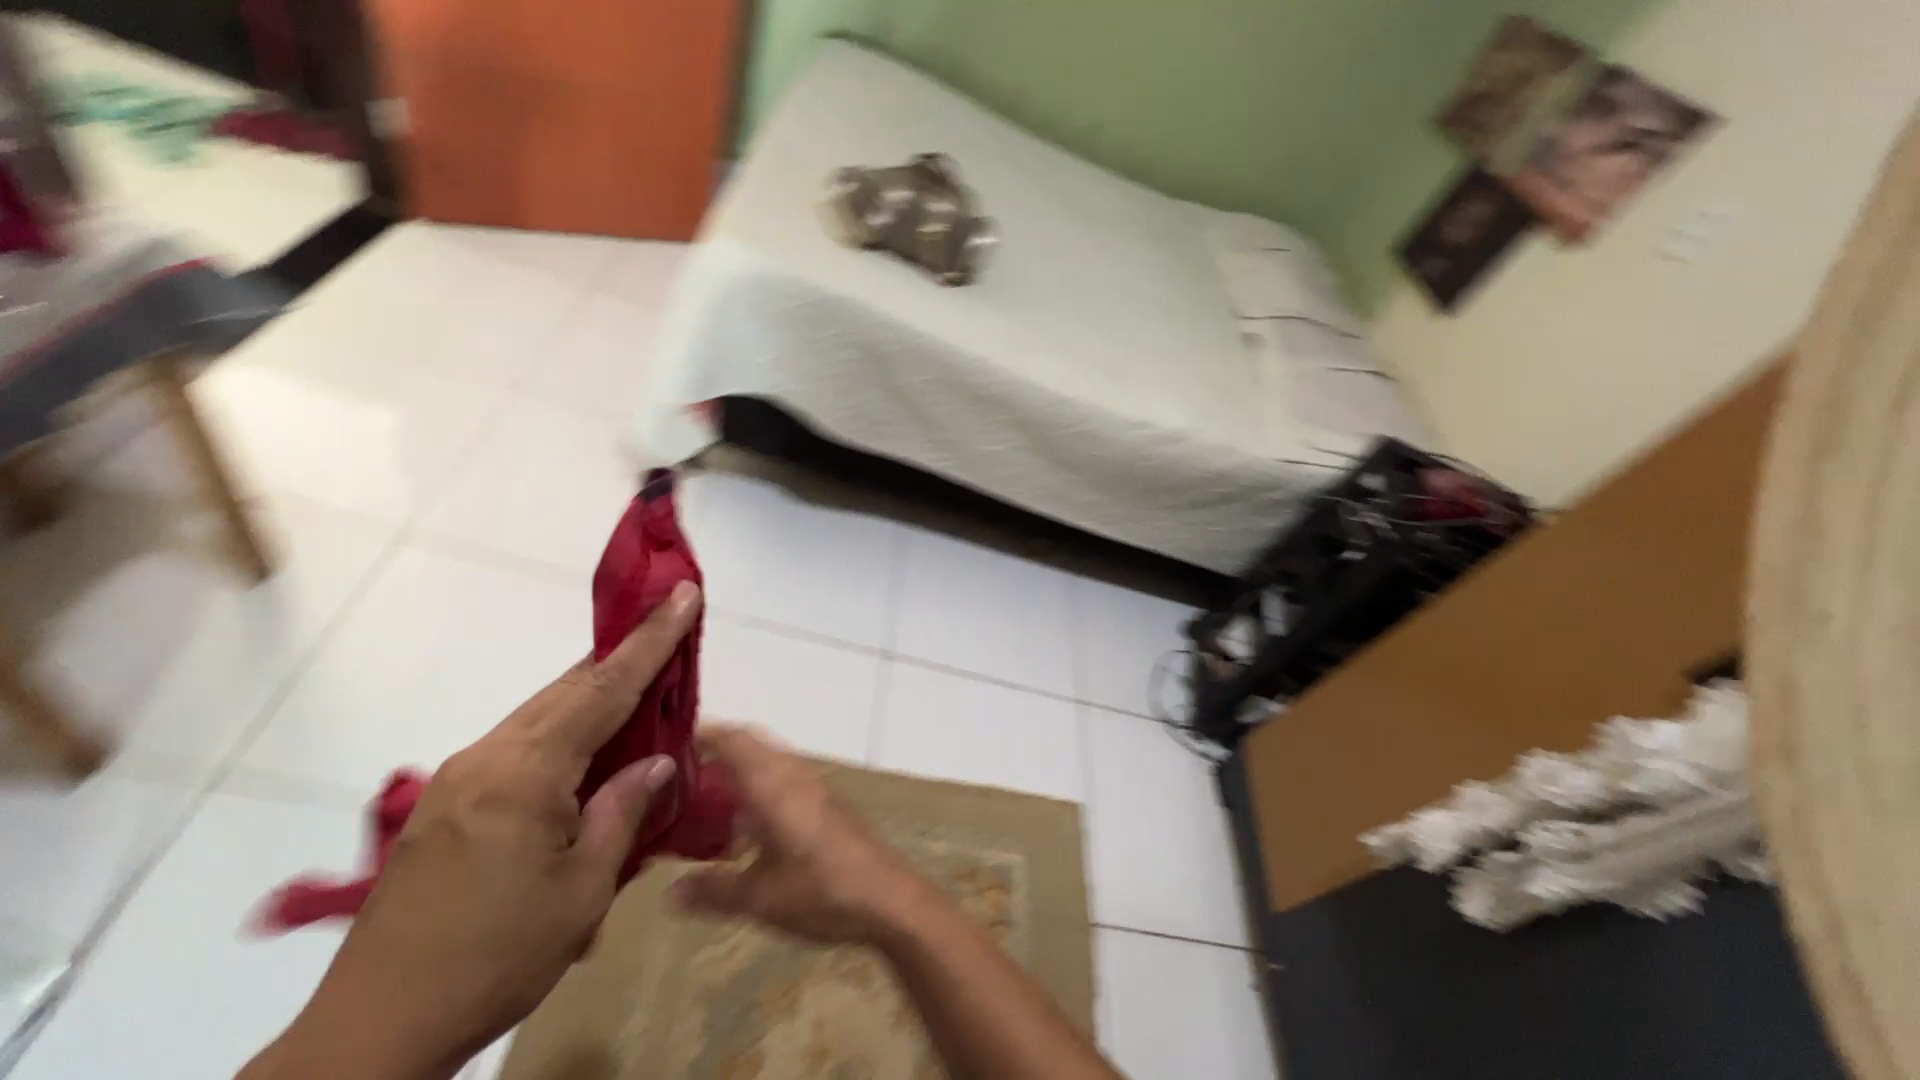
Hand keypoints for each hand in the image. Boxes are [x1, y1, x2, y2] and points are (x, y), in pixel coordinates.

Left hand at [243, 583, 703, 1079]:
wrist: (378, 1025)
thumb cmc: (498, 956)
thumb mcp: (582, 889)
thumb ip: (621, 811)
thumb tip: (655, 761)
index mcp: (524, 772)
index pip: (604, 689)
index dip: (651, 641)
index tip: (682, 594)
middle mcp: (486, 758)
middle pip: (567, 692)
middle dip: (623, 663)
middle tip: (672, 637)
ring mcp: (458, 780)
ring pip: (540, 719)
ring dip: (594, 703)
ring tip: (644, 698)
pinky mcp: (446, 806)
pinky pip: (519, 750)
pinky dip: (564, 739)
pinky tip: (589, 759)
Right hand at [673, 726, 937, 944]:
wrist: (889, 900)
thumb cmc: (820, 891)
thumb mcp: (759, 898)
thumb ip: (713, 891)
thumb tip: (669, 892)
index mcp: (772, 785)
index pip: (734, 739)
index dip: (702, 734)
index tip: (668, 743)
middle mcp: (794, 775)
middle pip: (752, 744)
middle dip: (718, 751)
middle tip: (680, 773)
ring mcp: (816, 788)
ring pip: (771, 762)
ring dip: (742, 769)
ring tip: (707, 798)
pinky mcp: (830, 805)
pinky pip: (787, 779)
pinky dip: (763, 786)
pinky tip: (750, 824)